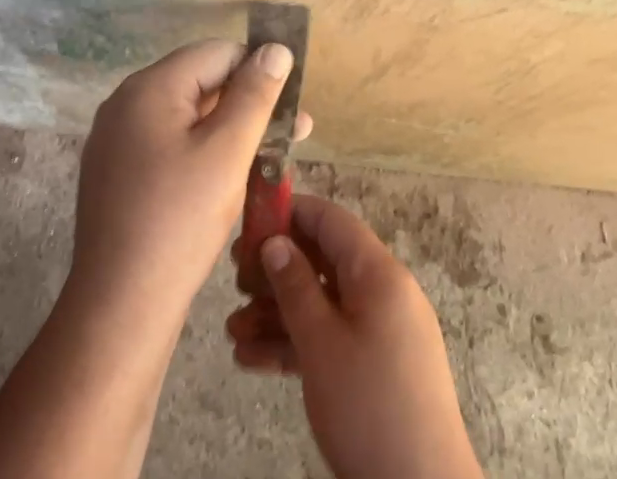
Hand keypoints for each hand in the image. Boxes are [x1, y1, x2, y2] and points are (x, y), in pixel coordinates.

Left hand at [70, 40, 309, 315]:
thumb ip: (254, 96)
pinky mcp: (116, 173)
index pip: (215, 53)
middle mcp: (124, 104)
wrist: (121, 299)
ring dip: (229, 132)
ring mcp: (116, 141)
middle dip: (249, 105)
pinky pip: (167, 147)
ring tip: (271, 160)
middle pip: (199, 84)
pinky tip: (229, 181)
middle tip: (297, 135)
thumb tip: (274, 48)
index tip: (294, 104)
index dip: (258, 70)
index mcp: (148, 88)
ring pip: (185, 120)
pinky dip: (201, 154)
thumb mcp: (227, 152)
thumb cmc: (180, 220)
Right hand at [226, 195, 484, 478]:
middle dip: (274, 272)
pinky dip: (293, 344)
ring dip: (275, 314)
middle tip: (234, 283)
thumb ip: (293, 285)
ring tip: (233, 333)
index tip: (247, 224)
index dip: (289, 213)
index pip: (332, 220)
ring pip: (320, 304)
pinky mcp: (374, 366)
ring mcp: (380, 332)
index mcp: (379, 275)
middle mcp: (383, 294)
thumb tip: (274, 241)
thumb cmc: (367, 403)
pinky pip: (329, 338)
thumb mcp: (320, 341)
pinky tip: (251, 359)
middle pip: (322, 262)